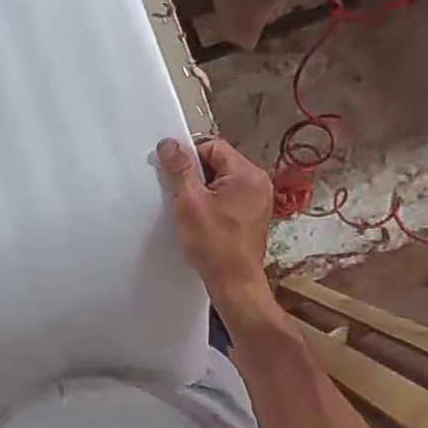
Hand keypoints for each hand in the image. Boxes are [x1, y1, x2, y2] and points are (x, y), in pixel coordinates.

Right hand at [156, 137, 273, 304]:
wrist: (234, 283)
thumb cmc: (213, 244)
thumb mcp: (190, 202)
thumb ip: (180, 168)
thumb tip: (169, 143)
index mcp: (248, 174)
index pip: (213, 146)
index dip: (190, 157)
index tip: (175, 177)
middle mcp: (258, 182)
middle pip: (218, 162)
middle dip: (195, 175)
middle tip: (180, 195)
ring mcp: (258, 199)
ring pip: (221, 180)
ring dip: (202, 189)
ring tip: (190, 209)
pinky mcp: (252, 214)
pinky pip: (228, 195)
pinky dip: (211, 201)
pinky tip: (200, 218)